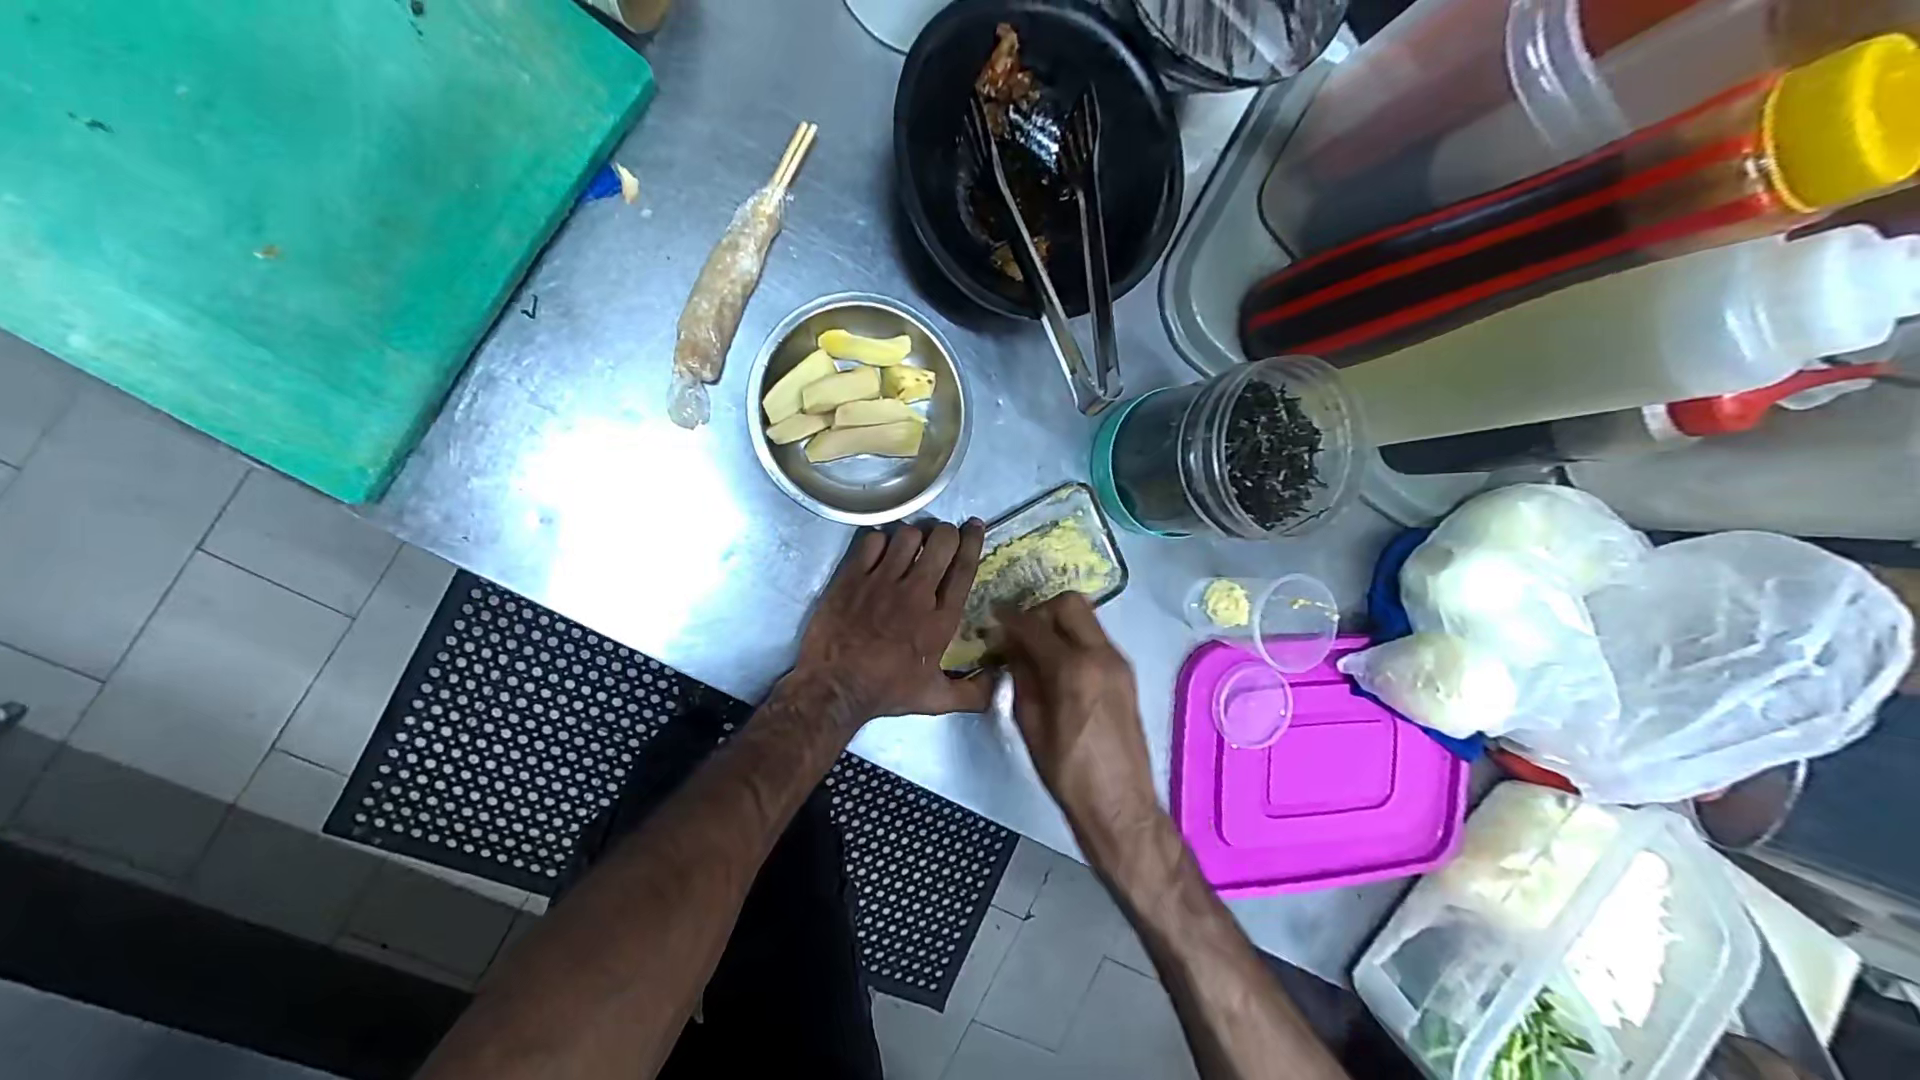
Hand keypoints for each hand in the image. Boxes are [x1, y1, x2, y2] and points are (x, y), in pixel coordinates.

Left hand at [793, 521, 994, 724]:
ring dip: (913, 536)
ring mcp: (883, 581)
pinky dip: (880, 542)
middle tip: (940, 538)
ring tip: (909, 546)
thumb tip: (1002, 686)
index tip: (974, 525)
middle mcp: (917, 592)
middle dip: (945, 533)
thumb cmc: (886, 691)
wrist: (834, 687)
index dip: (972, 541)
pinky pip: (873, 540)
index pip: (964, 567)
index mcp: (941, 619)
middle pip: (941, 541)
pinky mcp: (853, 576)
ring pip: (908, 535)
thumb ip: (974, 694)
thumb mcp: (936, 699)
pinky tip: (879, 553)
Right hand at [997, 594, 1159, 851]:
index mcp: (1072, 669)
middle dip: (1039, 610)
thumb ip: (1021, 676)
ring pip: (1086, 618)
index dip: (1008, 618)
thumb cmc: (1067, 772)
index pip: (1033, 625)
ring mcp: (1119, 662)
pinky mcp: (1127, 674)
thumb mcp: (1030, 724)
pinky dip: (1074, 639)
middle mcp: (1101, 654)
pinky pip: (1096, 638)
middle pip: (1069, 604)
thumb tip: (1010, 647)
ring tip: (1037, 650)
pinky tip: (1058, 665)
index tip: (992, 619)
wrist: (1120, 804)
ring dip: (1059, 623)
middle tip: (1020, 633)